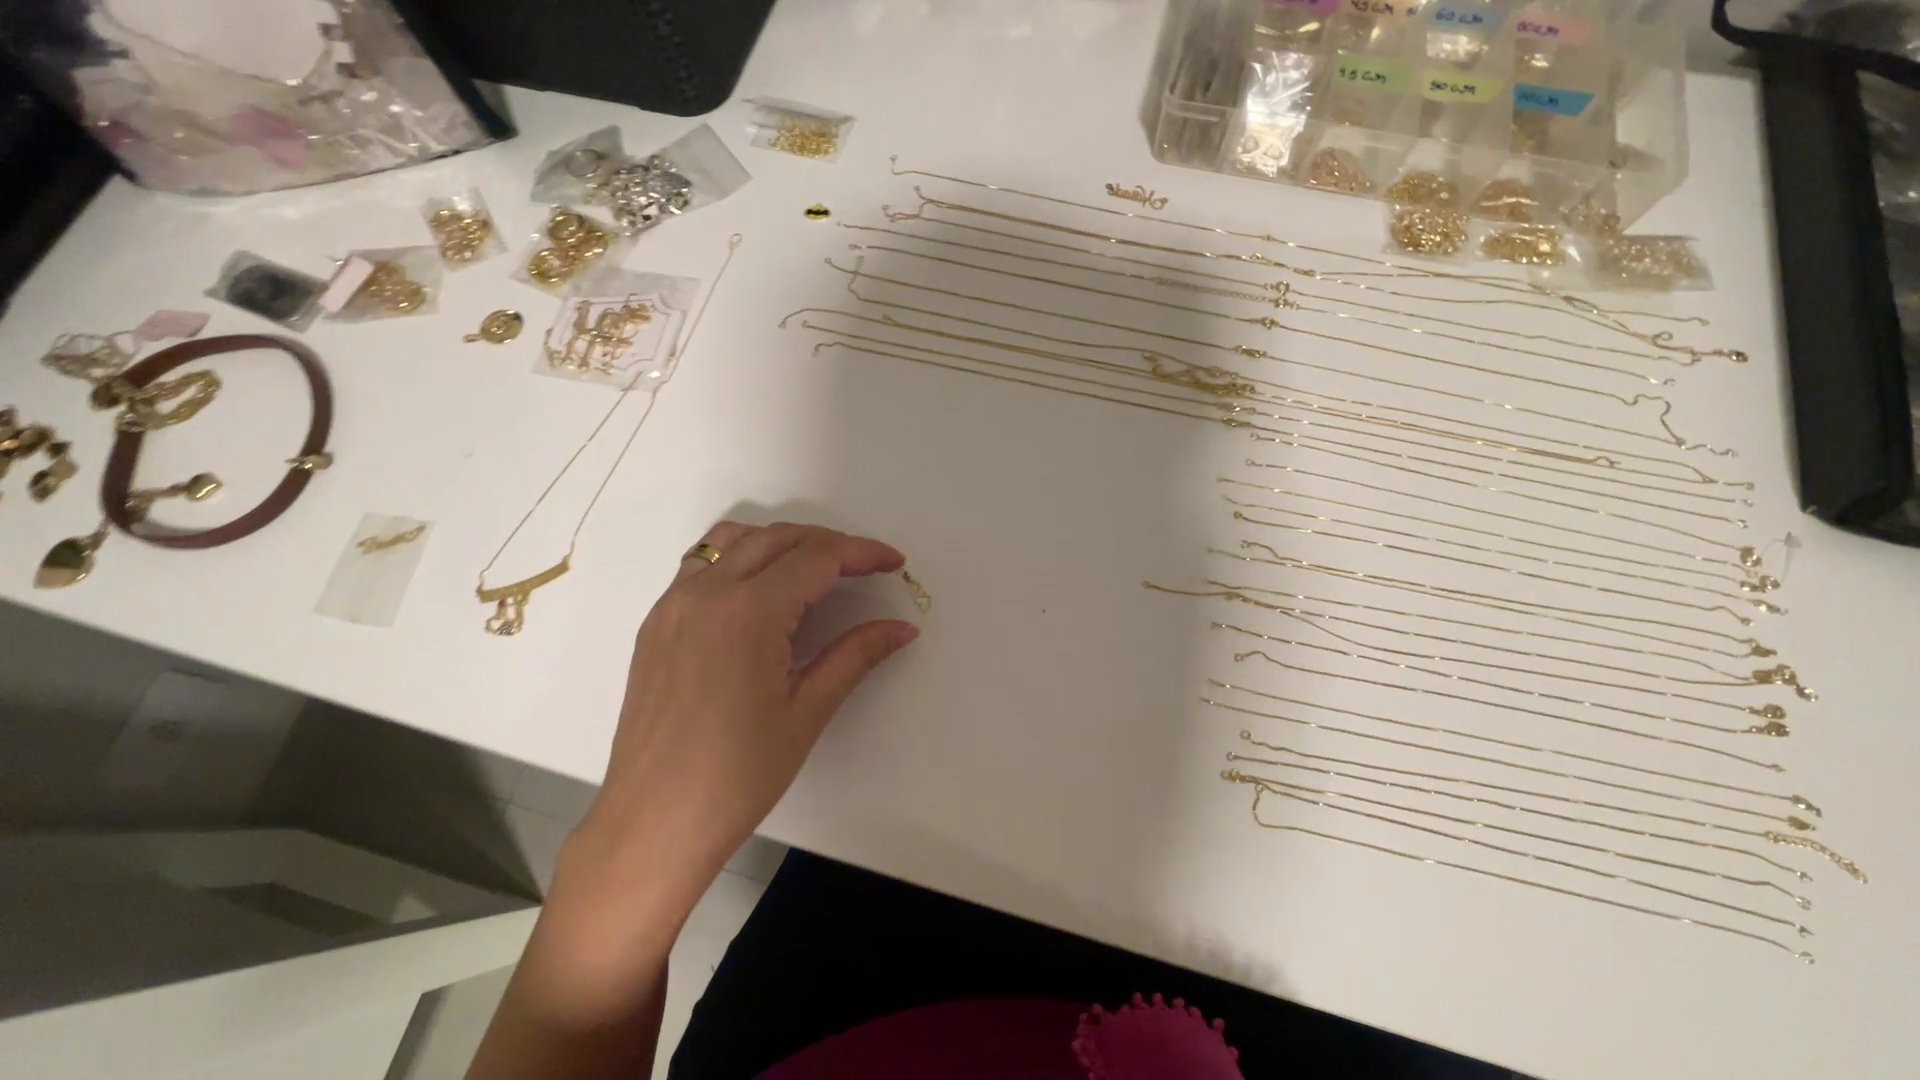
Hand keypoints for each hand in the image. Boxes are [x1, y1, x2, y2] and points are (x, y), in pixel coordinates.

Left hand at [470, 522, 915, 1077]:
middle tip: (864, 567)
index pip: (815, 558)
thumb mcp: (807, 712)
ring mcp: (672, 605)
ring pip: (730, 542)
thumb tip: (902, 628)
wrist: (654, 820)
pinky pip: (700, 566)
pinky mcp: (655, 625)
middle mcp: (705, 593)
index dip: (861, 553)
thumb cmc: (738, 775)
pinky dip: (739, 560)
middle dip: (826, 543)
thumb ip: (855, 656)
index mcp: (747, 611)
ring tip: (814, 571)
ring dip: (778, 543)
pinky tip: (762, 597)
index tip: (894, 563)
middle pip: (775, 538)